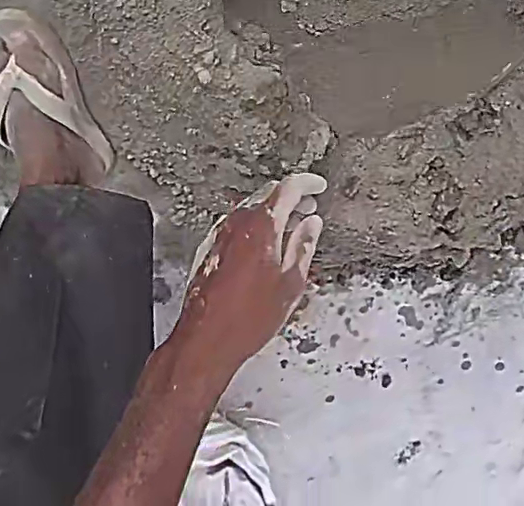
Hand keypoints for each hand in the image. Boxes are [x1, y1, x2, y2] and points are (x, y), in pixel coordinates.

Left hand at [170, 173, 326, 380]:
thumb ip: (304, 246)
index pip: (289, 187)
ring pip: (252, 207)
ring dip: (274, 211)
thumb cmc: (248, 318)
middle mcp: (238, 222)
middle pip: (269, 193)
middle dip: (292, 197)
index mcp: (262, 225)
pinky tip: (265, 244)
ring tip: (291, 227)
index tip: (318, 186)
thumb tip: (312, 224)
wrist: (204, 340)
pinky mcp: (210, 247)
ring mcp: (221, 233)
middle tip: (308, 208)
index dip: (308, 183)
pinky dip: (257, 224)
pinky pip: (238, 224)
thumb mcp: (291, 283)